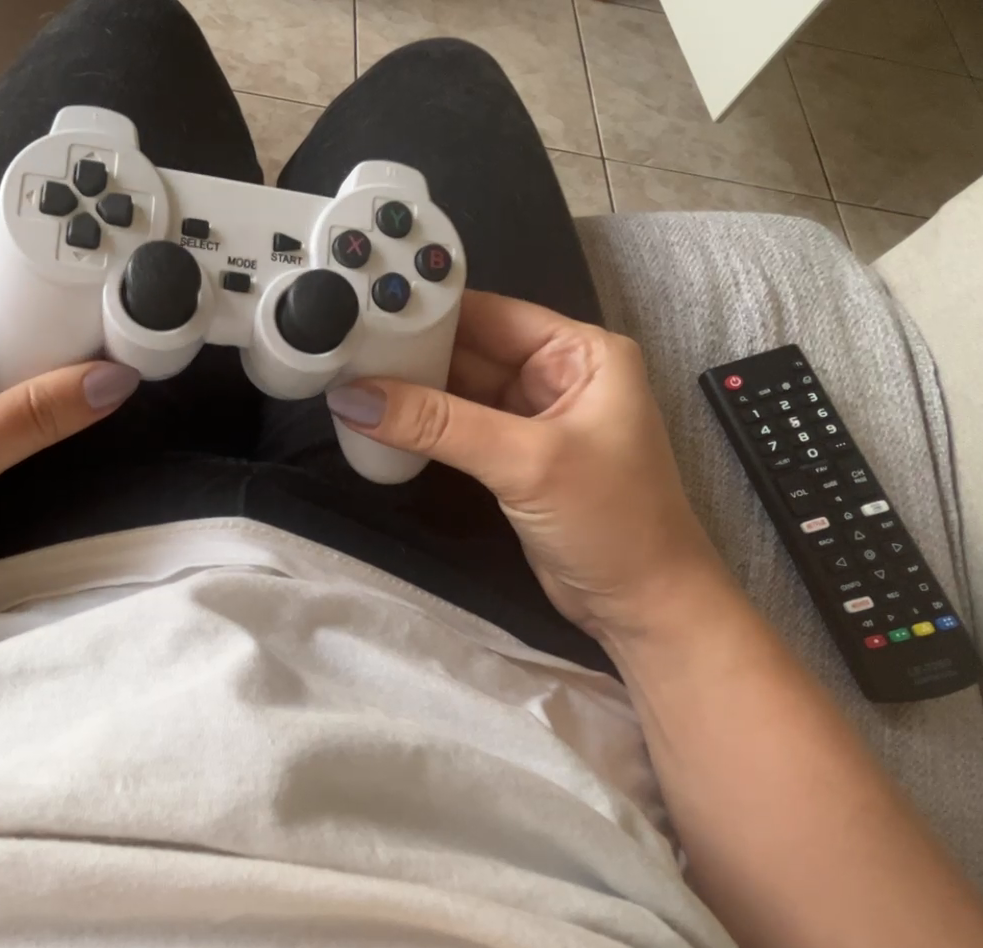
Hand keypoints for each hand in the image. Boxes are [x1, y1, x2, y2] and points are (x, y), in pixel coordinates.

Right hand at [326, 290, 727, 641]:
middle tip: (342, 347)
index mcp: (581, 353)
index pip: (491, 313)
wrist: (641, 604)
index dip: (429, 310)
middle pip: (467, 350)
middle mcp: (555, 377)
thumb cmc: (612, 522)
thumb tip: (354, 398)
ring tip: (347, 380)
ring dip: (408, 391)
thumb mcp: (525, 461)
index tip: (365, 308)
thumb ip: (438, 425)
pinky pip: (453, 429)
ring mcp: (529, 421)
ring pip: (455, 391)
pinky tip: (378, 421)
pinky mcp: (508, 460)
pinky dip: (418, 427)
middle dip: (409, 351)